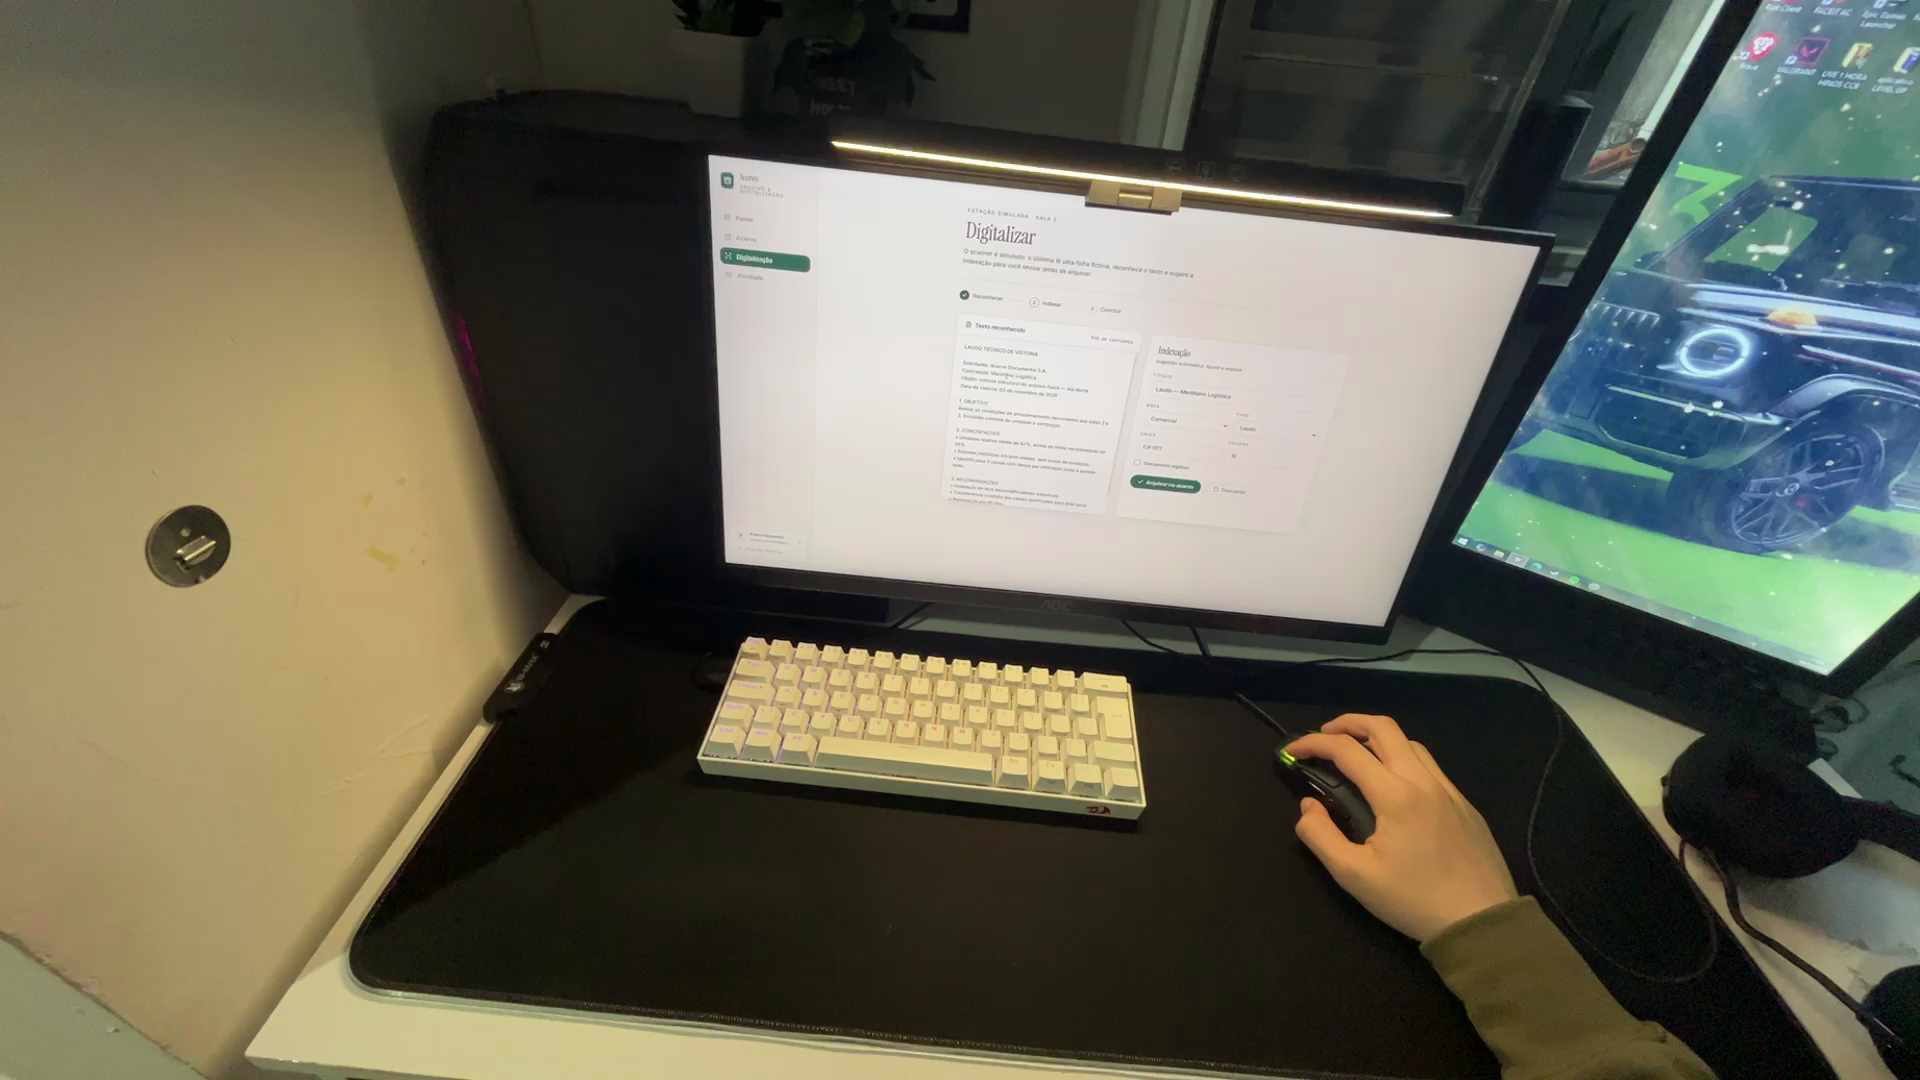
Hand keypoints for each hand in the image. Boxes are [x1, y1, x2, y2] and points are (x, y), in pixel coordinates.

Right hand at [1288, 714, 1516, 942]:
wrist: (1485, 927)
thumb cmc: (1414, 900)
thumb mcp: (1353, 875)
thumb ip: (1319, 835)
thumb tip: (1308, 806)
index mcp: (1395, 796)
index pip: (1345, 749)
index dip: (1312, 743)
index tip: (1292, 752)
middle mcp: (1423, 782)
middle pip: (1383, 727)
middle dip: (1347, 723)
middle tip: (1325, 735)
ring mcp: (1449, 791)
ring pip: (1409, 743)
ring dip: (1377, 738)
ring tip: (1357, 755)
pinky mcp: (1465, 806)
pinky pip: (1429, 766)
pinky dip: (1401, 758)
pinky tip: (1393, 783)